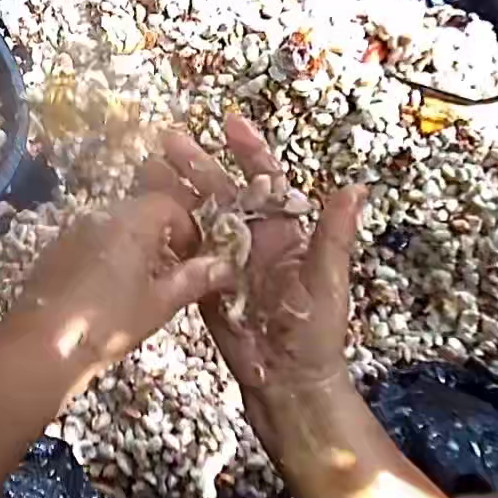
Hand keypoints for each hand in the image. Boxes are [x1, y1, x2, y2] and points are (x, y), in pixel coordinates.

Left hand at [7, 192, 233, 390]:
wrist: (42, 344)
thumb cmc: (108, 322)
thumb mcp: (158, 304)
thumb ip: (192, 280)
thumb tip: (223, 266)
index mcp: (131, 221)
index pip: (169, 204)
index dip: (188, 229)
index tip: (194, 258)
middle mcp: (100, 216)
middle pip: (140, 212)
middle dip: (162, 237)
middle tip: (172, 273)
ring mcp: (73, 231)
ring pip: (114, 227)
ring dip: (134, 247)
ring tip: (142, 286)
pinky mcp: (54, 250)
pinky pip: (91, 242)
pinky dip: (107, 256)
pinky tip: (108, 291)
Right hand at [143, 116, 365, 431]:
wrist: (284, 375)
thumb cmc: (314, 329)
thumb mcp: (326, 280)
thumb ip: (333, 236)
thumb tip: (355, 187)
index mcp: (283, 228)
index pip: (264, 178)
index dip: (248, 149)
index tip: (229, 122)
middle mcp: (251, 235)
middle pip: (220, 189)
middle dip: (196, 162)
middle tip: (169, 139)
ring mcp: (223, 256)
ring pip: (196, 214)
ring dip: (173, 191)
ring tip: (146, 169)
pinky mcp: (201, 278)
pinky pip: (182, 249)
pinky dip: (164, 230)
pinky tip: (143, 213)